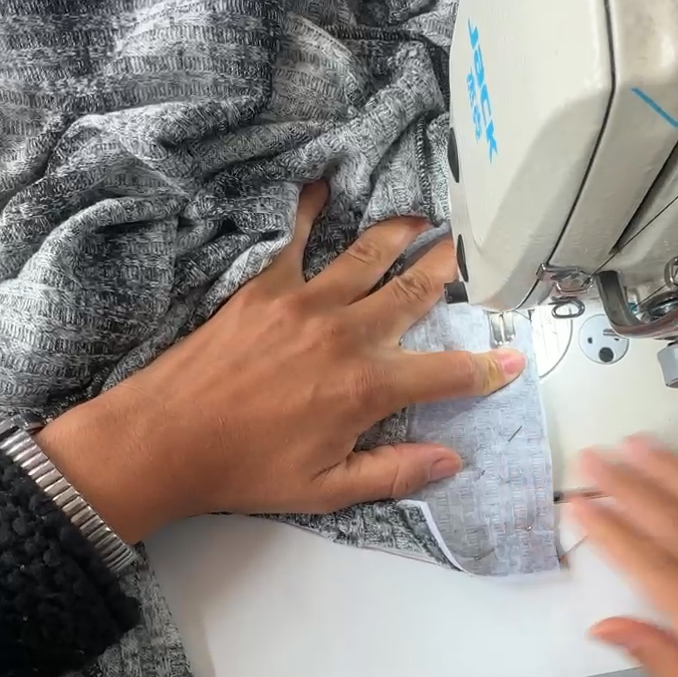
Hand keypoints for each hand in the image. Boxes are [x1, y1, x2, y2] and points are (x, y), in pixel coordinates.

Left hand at [37, 182, 524, 542]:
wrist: (163, 440)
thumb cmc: (246, 470)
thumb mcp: (328, 489)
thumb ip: (395, 472)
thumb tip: (451, 461)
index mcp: (368, 388)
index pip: (447, 374)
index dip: (488, 369)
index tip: (514, 361)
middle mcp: (347, 335)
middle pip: (414, 294)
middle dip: (450, 271)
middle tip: (471, 251)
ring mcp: (305, 303)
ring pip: (369, 255)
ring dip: (402, 234)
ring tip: (423, 219)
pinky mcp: (264, 287)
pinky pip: (295, 237)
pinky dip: (311, 209)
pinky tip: (323, 186)